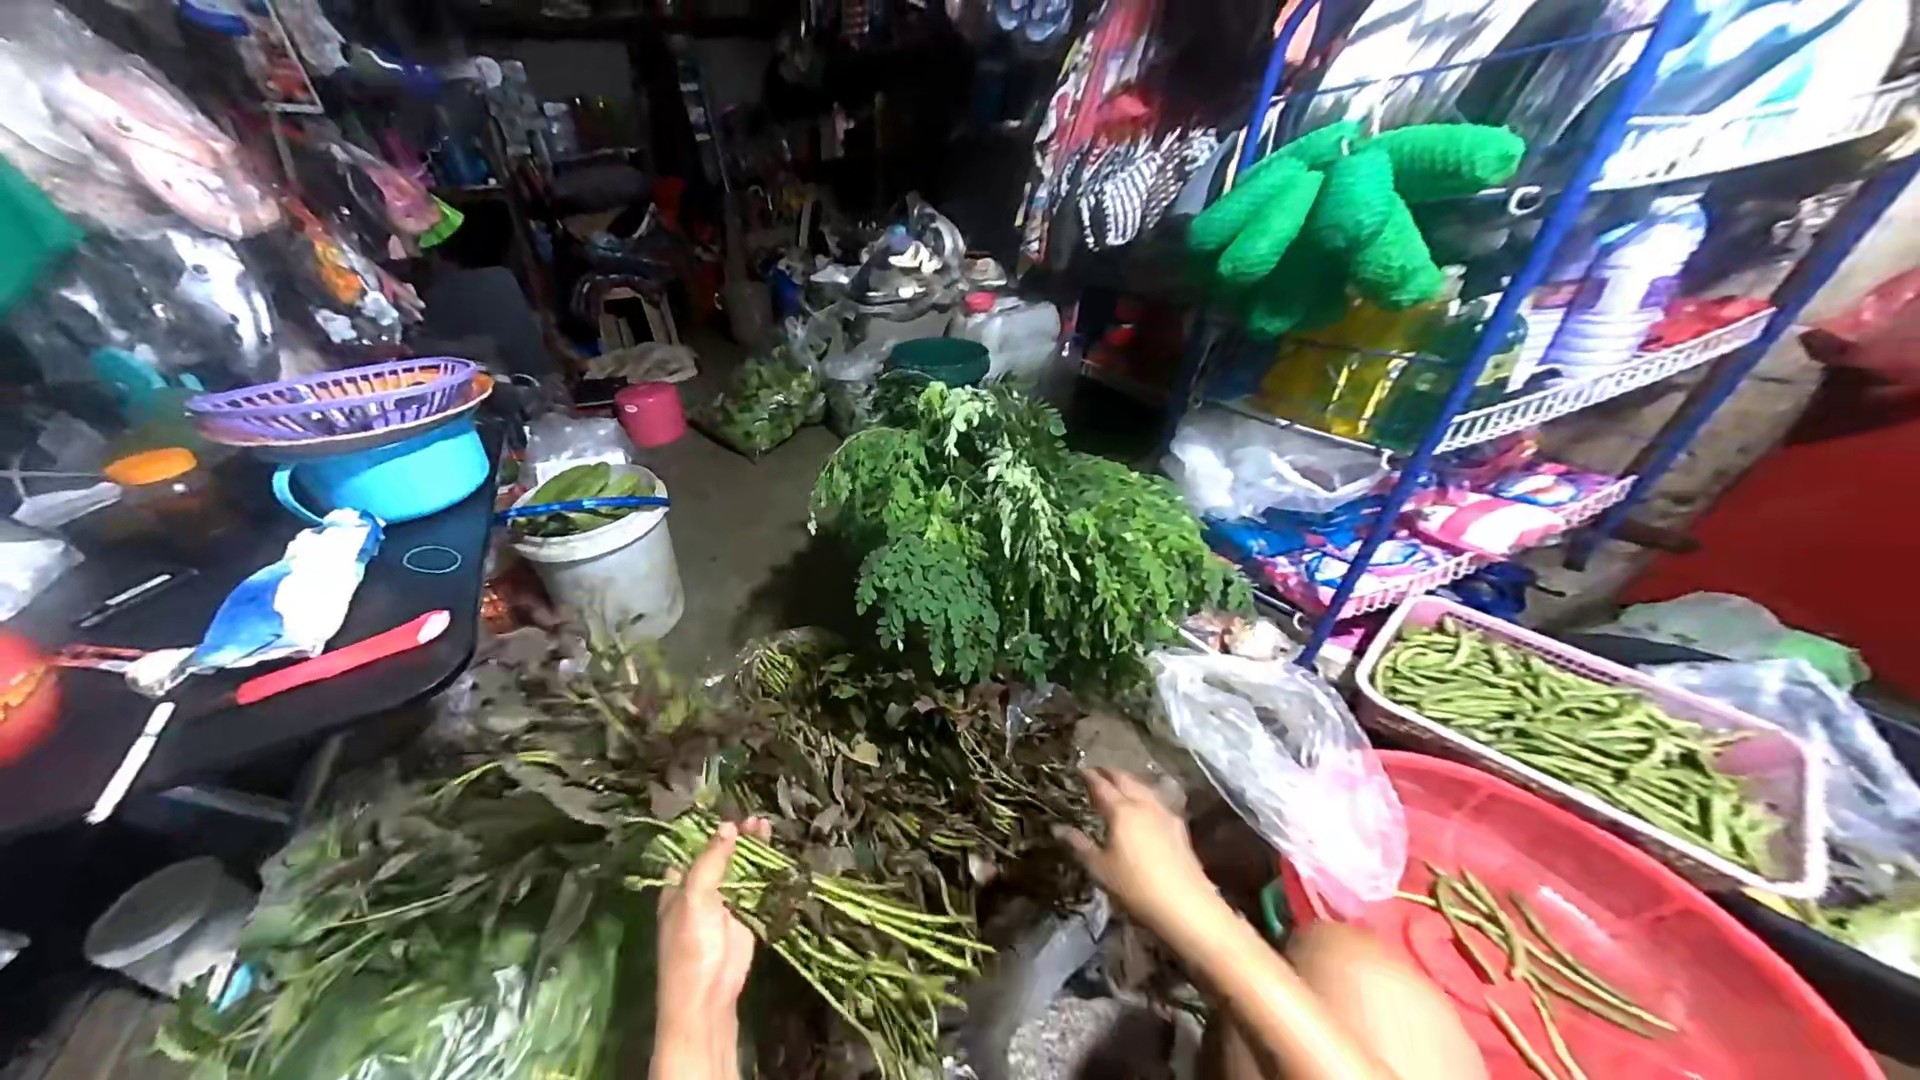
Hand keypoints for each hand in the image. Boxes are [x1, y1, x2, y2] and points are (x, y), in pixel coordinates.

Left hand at [652, 818, 768, 1079]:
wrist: (708, 995)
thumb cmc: (690, 945)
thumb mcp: (694, 898)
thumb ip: (711, 860)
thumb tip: (727, 825)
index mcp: (678, 886)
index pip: (692, 850)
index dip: (708, 831)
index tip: (727, 810)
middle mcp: (700, 890)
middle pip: (720, 855)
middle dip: (735, 836)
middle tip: (752, 817)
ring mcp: (724, 902)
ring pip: (740, 867)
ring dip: (752, 848)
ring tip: (764, 824)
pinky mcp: (746, 913)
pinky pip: (756, 884)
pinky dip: (766, 867)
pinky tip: (774, 849)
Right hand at [1057, 768, 1216, 941]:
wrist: (1187, 907)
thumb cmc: (1136, 887)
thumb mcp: (1101, 869)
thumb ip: (1080, 845)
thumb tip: (1058, 828)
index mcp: (1121, 811)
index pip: (1102, 786)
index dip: (1090, 777)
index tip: (1080, 770)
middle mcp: (1143, 805)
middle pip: (1125, 780)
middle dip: (1110, 773)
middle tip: (1097, 773)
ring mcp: (1164, 814)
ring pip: (1144, 788)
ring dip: (1129, 781)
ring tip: (1120, 784)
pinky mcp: (1179, 828)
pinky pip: (1157, 800)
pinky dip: (1146, 795)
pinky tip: (1145, 805)